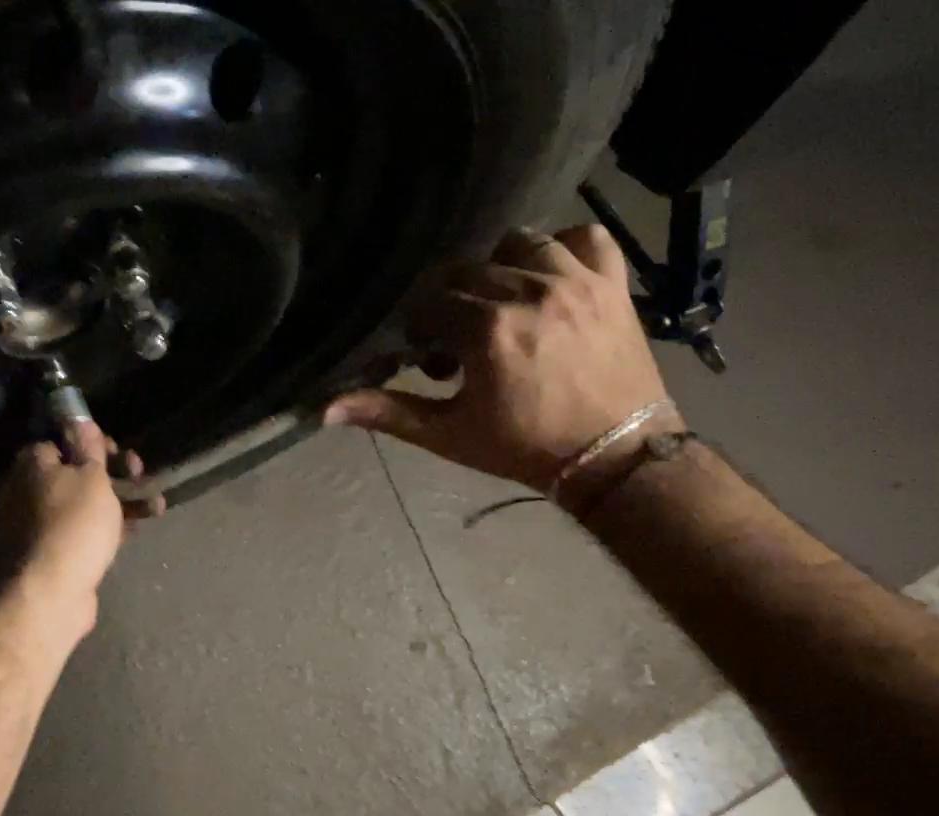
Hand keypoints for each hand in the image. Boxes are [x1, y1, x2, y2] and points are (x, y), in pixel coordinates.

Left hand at [0, 421, 160, 623]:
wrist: (49, 594)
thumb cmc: (72, 526)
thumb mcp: (90, 477)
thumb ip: (88, 448)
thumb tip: (79, 418)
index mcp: (33, 465)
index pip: (62, 440)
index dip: (93, 443)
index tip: (118, 451)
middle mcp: (29, 491)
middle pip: (76, 473)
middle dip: (114, 473)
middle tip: (141, 474)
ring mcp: (40, 525)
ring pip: (85, 504)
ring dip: (121, 501)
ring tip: (157, 505)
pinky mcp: (55, 554)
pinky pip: (85, 532)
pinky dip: (111, 527)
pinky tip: (140, 528)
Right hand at [324, 225, 680, 493]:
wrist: (613, 454)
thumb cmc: (522, 447)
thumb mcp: (447, 434)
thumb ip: (388, 412)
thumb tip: (324, 410)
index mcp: (486, 330)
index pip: (430, 303)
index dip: (421, 329)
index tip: (431, 357)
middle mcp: (529, 292)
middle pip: (468, 271)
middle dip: (453, 300)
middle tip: (461, 339)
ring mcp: (576, 281)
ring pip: (520, 243)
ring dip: (500, 268)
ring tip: (501, 302)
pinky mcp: (612, 282)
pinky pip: (586, 237)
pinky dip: (563, 248)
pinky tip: (549, 275)